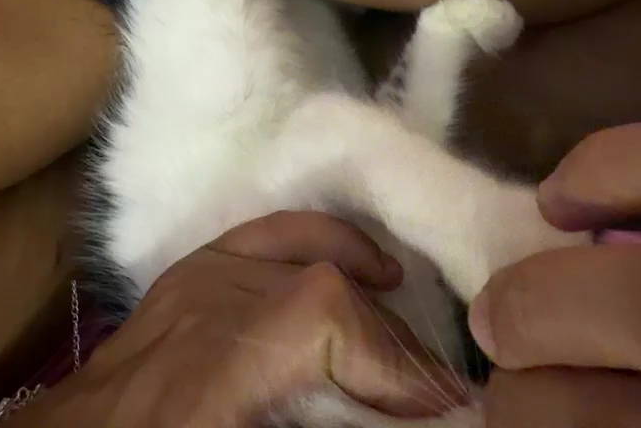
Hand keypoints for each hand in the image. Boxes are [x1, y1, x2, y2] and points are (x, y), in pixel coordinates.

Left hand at [19, 211, 469, 427]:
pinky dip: (331, 242)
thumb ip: (319, 423)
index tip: (442, 413)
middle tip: (439, 405)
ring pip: (311, 257)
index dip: (391, 360)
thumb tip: (401, 411)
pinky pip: (275, 231)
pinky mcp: (198, 264)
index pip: (319, 315)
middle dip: (395, 352)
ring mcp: (200, 274)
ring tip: (417, 360)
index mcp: (208, 367)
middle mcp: (205, 303)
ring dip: (374, 309)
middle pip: (325, 290)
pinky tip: (374, 270)